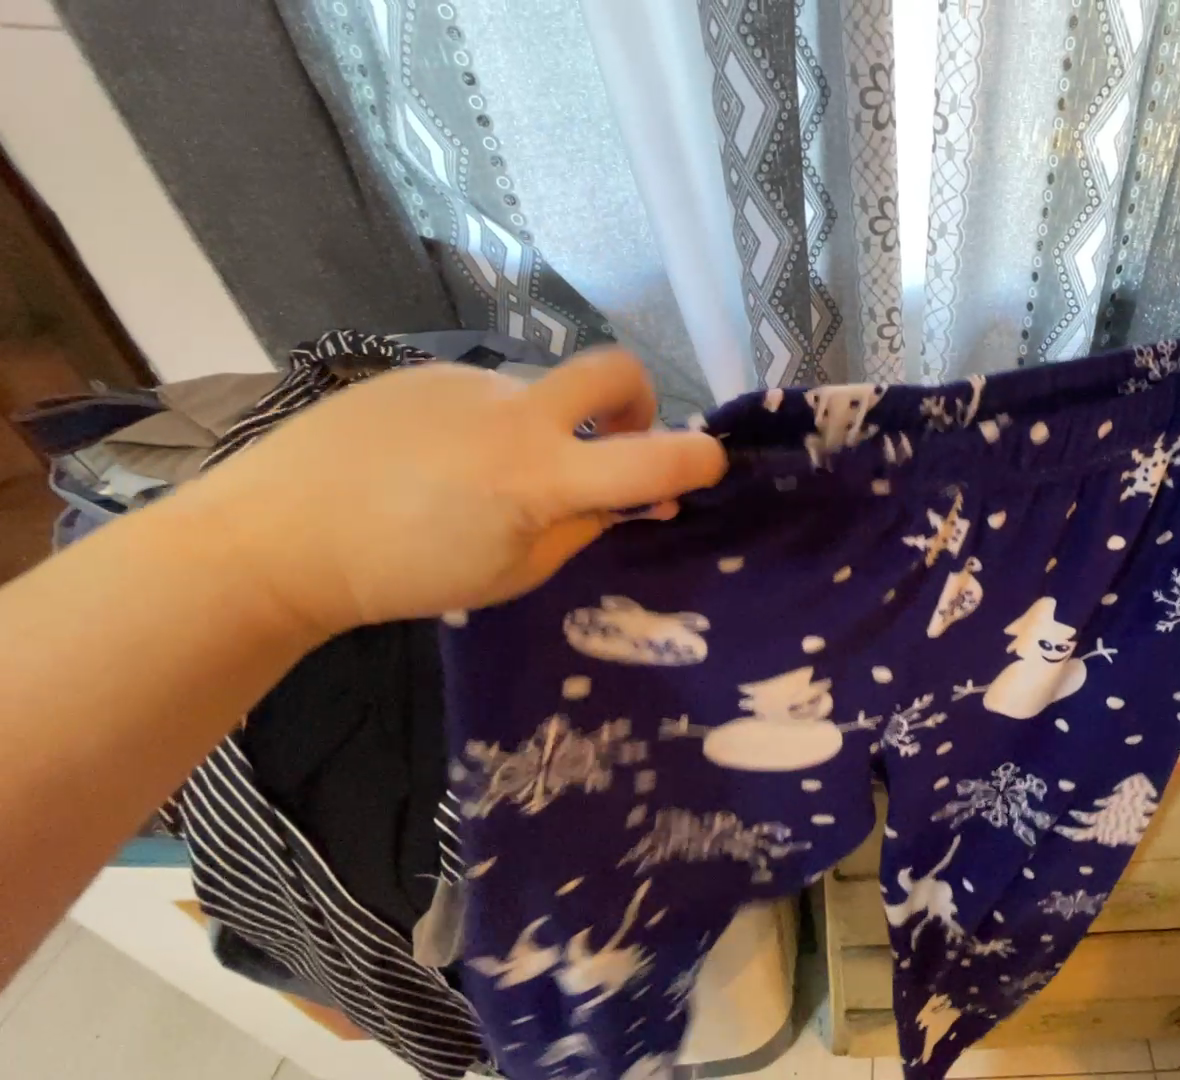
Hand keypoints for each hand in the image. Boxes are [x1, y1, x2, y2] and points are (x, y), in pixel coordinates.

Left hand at [169, 349, 724, 634]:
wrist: (274, 538)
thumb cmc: (406, 575)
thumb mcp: (517, 572)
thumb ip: (589, 528)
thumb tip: (643, 500)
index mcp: (541, 477)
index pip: (656, 458)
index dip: (701, 459)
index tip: (708, 467)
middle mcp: (515, 413)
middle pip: (616, 370)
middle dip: (641, 402)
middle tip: (615, 441)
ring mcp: (468, 382)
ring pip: (544, 392)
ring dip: (549, 428)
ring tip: (488, 475)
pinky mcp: (426, 372)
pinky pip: (490, 392)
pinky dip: (494, 425)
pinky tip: (441, 460)